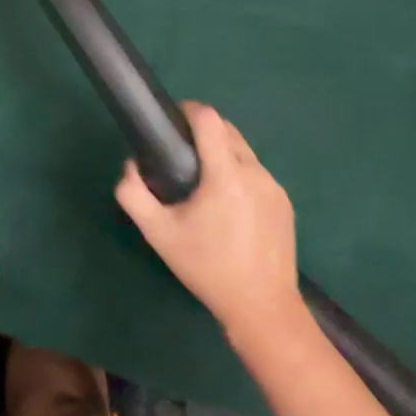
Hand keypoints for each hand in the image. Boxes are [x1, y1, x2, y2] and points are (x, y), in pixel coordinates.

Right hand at [116, 102, 300, 334]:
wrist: (261, 306)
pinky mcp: (285, 204)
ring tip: (201, 183)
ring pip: (245, 153)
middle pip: (229, 130)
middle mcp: (255, 172)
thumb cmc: (207, 268)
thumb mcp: (158, 234)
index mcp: (226, 175)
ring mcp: (275, 187)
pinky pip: (258, 175)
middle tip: (179, 153)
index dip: (189, 110)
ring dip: (222, 154)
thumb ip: (134, 195)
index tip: (172, 119)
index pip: (210, 119)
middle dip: (204, 130)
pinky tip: (227, 208)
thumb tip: (131, 167)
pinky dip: (239, 176)